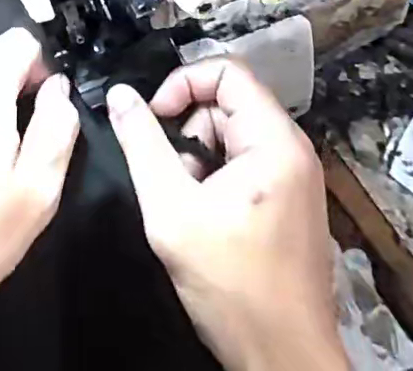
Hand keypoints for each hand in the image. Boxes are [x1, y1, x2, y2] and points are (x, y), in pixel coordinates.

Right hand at [107, 61, 346, 370]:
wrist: (285, 363)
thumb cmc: (233, 287)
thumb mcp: (170, 208)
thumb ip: (141, 142)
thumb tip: (119, 94)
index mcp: (274, 142)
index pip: (225, 70)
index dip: (182, 83)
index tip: (155, 117)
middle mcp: (291, 149)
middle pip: (226, 101)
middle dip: (187, 126)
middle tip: (168, 169)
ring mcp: (293, 175)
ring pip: (229, 132)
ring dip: (197, 152)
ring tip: (184, 196)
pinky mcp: (287, 198)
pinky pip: (242, 158)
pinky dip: (213, 172)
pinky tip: (203, 210)